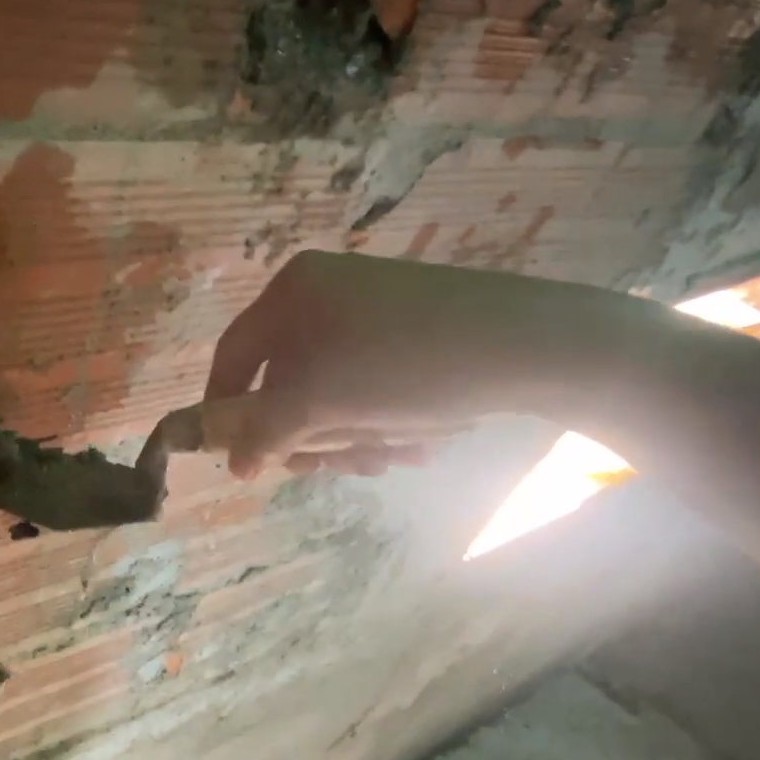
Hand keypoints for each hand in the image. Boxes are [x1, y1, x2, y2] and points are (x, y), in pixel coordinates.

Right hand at [208, 250, 505, 478]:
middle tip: (323, 468)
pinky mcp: (412, 329)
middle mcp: (325, 293)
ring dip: (347, 435)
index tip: (234, 454)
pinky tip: (413, 441)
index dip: (224, 408)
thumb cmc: (403, 366)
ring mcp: (371, 309)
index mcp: (292, 292)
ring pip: (330, 390)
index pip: (233, 355)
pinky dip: (381, 417)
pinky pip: (370, 382)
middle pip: (285, 380)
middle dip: (305, 432)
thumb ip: (261, 434)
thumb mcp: (317, 404)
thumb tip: (233, 466)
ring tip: (383, 459)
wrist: (535, 345)